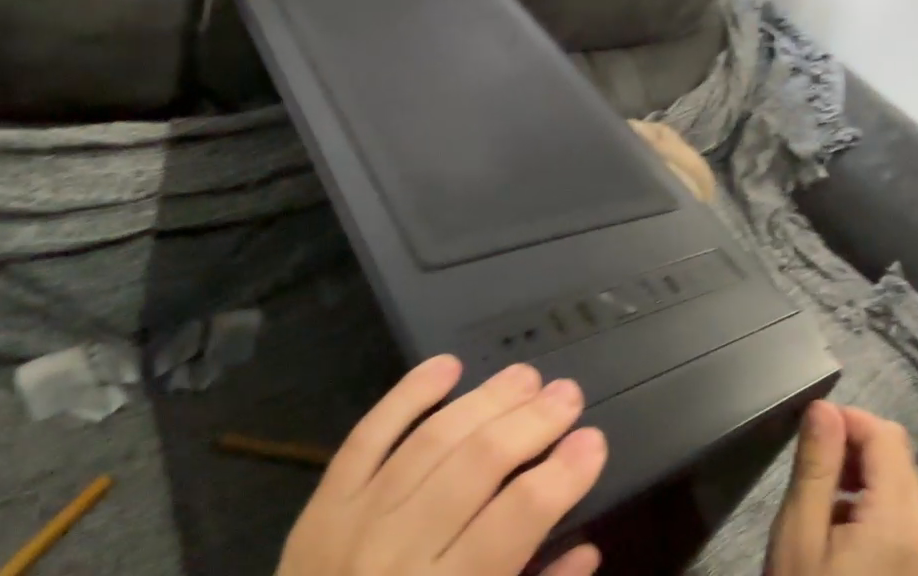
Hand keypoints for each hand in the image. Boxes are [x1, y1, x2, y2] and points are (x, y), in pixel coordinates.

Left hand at [276, 355, 606, 575]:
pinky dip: (408, 394)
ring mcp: (356, 521)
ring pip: (431, 440)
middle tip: (567, 394)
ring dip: (484, 400)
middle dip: (530, 423)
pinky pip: (369, 435)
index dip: (561, 475)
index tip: (594, 440)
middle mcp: (400, 553)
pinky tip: (447, 366)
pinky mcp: (323, 503)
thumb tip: (587, 551)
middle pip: (476, 466)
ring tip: (525, 376)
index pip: (516, 520)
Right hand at [768, 402, 917, 575]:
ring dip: (861, 478)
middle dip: (854, 447)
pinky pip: (903, 524)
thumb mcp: (800, 537)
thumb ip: (816, 468)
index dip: (848, 419)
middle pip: (899, 462)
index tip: (809, 432)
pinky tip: (838, 536)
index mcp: (900, 525)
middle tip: (811, 466)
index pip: (887, 437)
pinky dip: (871, 509)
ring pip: (901, 491)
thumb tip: (824, 408)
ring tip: (820, 502)